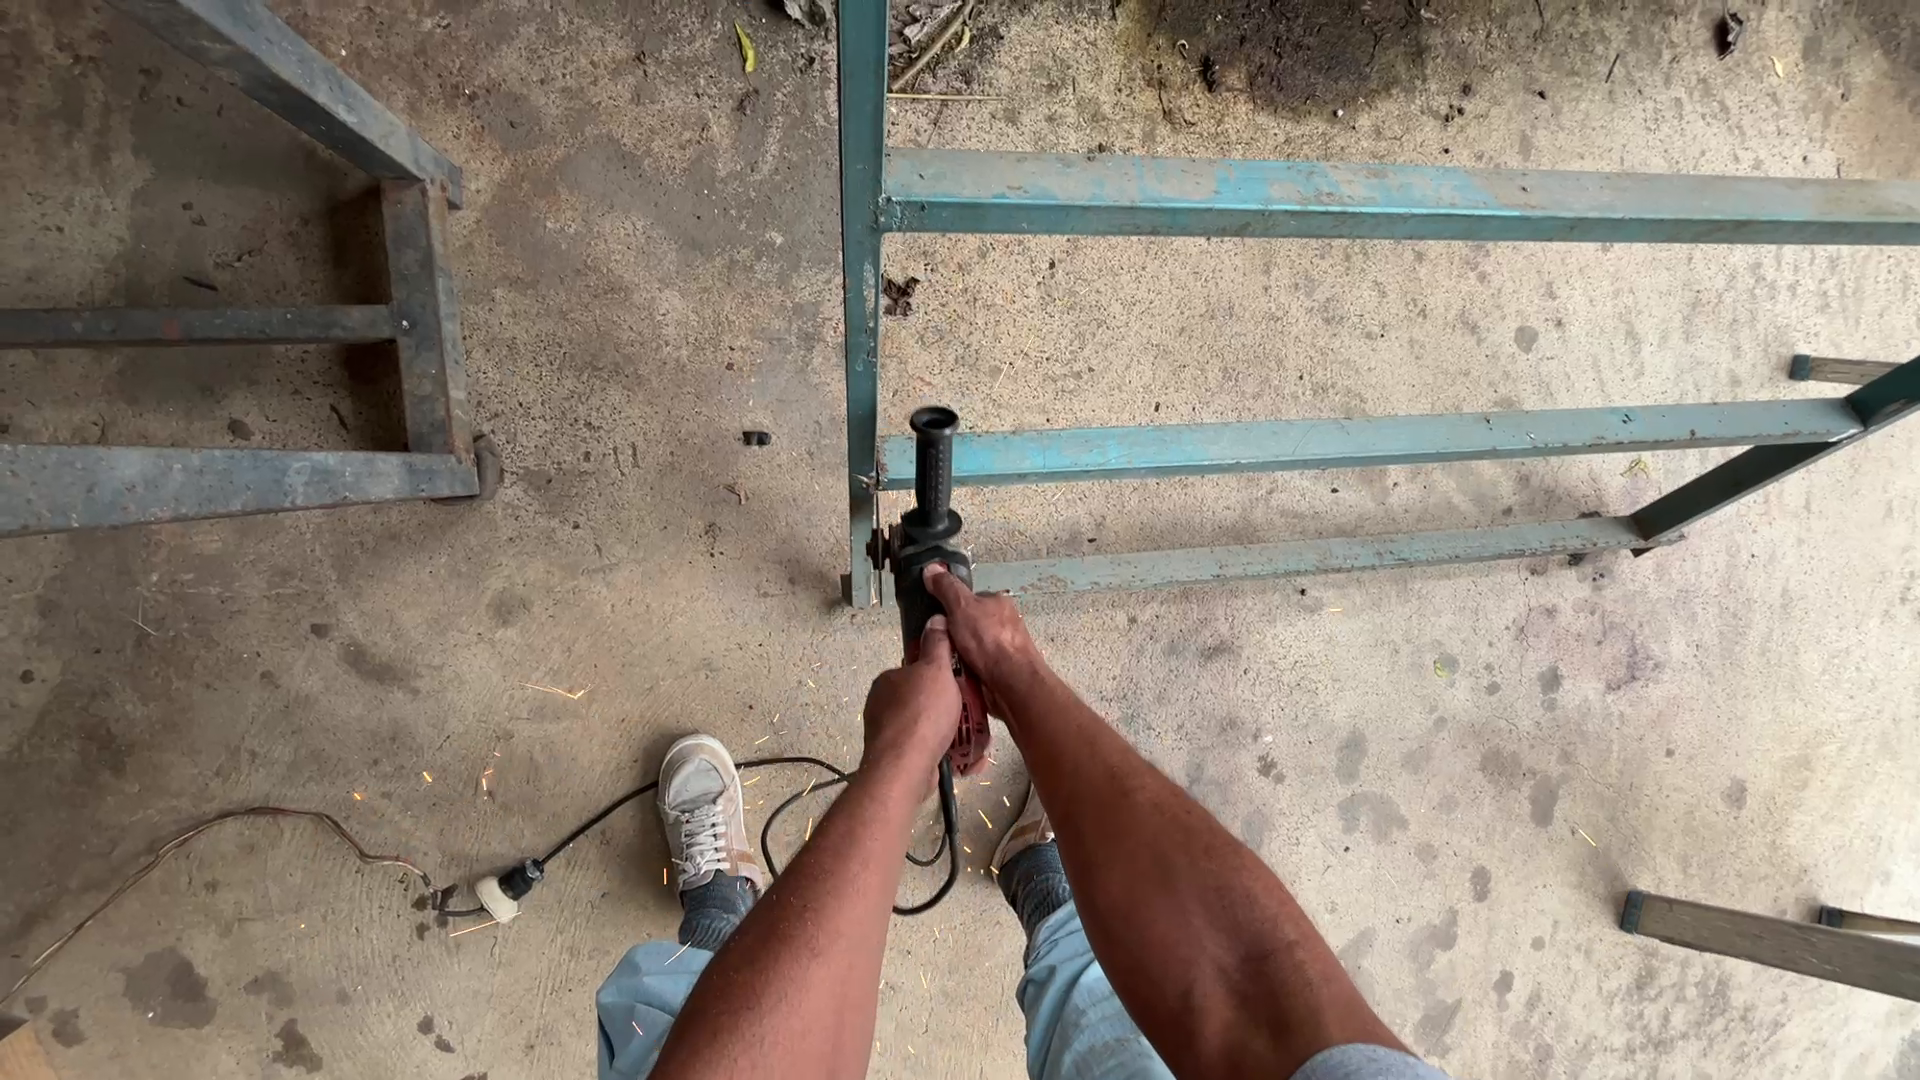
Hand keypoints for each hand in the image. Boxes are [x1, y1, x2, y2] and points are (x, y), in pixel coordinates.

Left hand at [861, 616, 962, 778]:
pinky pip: (931, 752)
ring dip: (956, 733)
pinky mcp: (901, 761)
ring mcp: (891, 736)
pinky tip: (970, 760)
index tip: (962, 681)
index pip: (916, 669)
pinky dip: (951, 755)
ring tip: (978, 740)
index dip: (941, 673)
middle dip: (953, 707)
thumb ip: (937, 644)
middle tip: (975, 712)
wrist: (906, 768)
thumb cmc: (922, 713)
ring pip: (931, 728)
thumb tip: (935, 618)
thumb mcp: (935, 669)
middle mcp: (885, 707)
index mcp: (888, 681)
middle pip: (926, 700)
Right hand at [922, 564, 1045, 702]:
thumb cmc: (989, 641)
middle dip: (951, 636)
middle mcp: (1004, 623)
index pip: (968, 600)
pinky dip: (964, 672)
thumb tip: (931, 568)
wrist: (1013, 683)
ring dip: (955, 657)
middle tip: (934, 645)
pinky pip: (975, 668)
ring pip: (970, 649)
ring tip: (940, 664)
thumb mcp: (962, 607)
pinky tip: (954, 678)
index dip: (949, 609)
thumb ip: (946, 588)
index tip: (934, 621)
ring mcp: (1004, 648)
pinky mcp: (1002, 671)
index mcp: (998, 603)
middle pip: (967, 626)